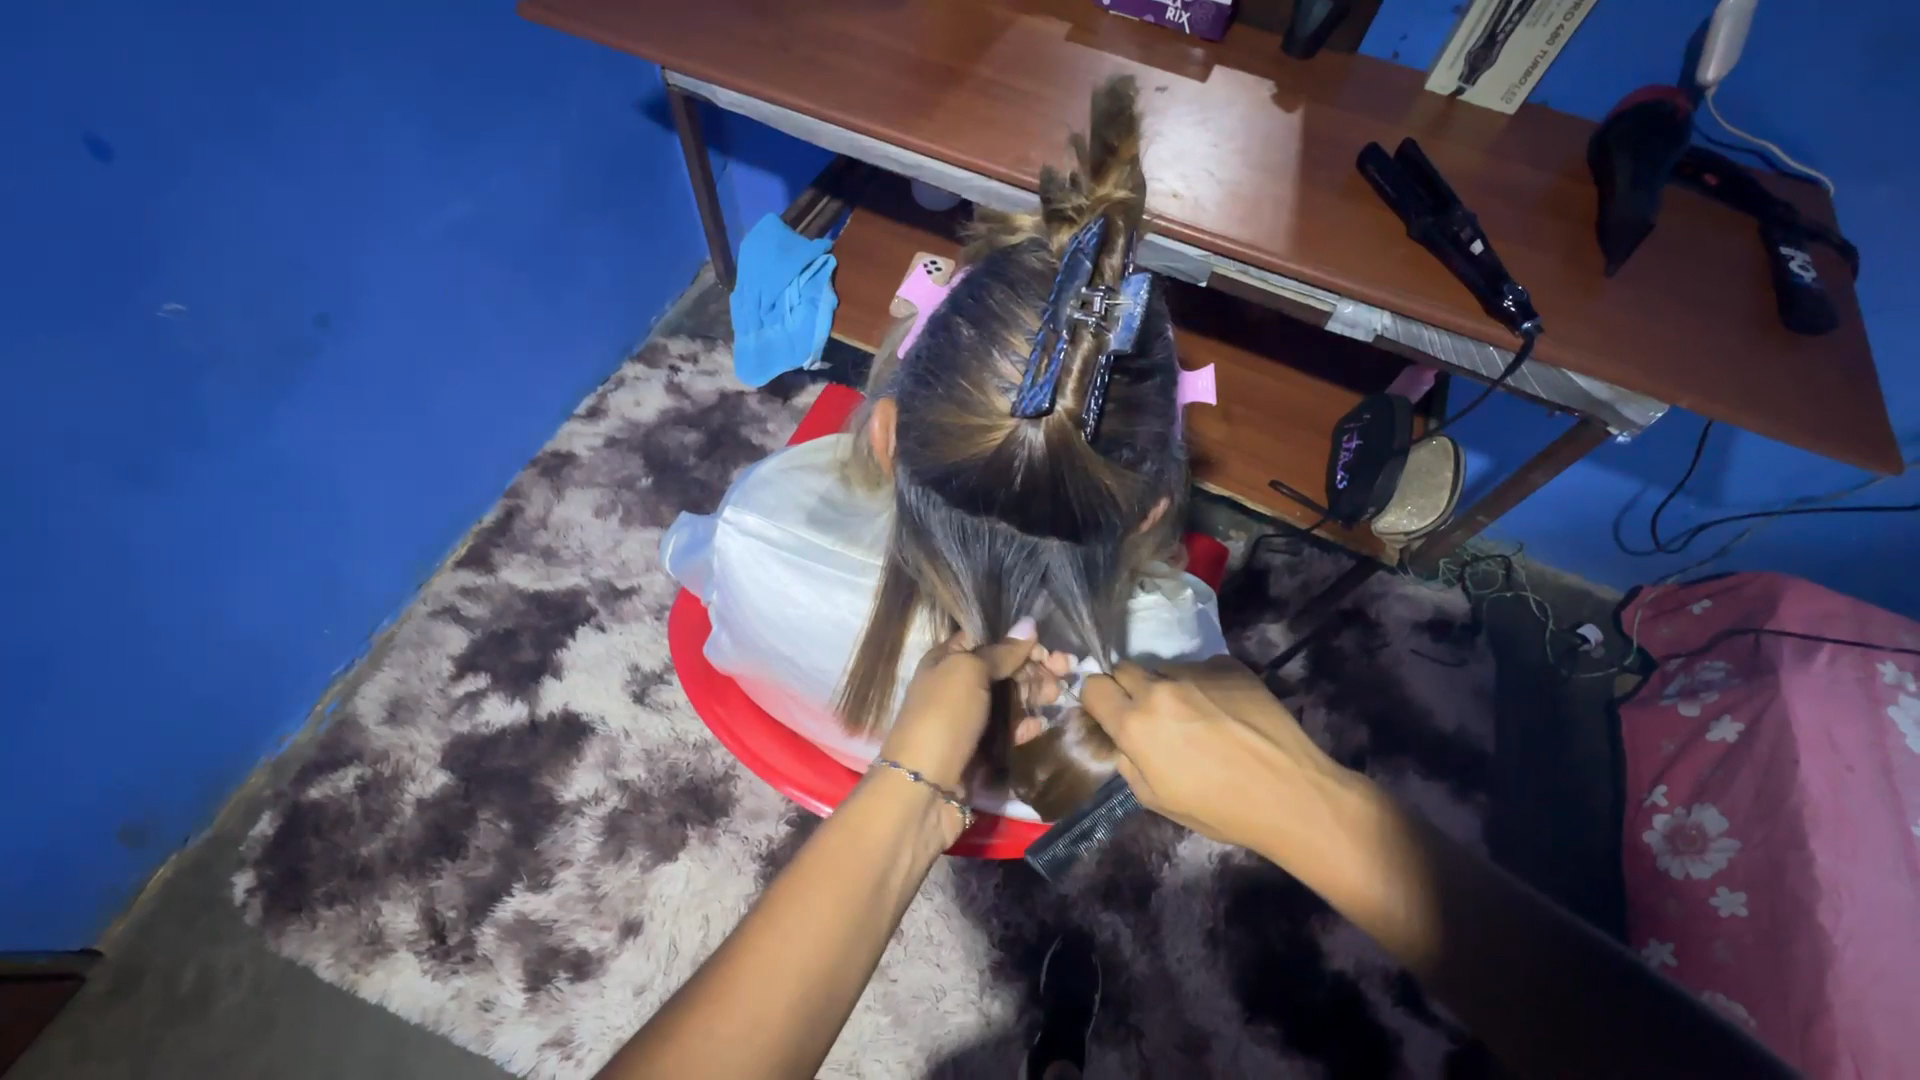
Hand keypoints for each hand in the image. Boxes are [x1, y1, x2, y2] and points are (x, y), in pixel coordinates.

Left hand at [878, 619, 1067, 790]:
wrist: (923, 788)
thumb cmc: (943, 718)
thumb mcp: (968, 672)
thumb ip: (1000, 651)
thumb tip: (1028, 624)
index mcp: (946, 660)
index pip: (987, 640)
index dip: (1017, 641)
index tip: (1046, 645)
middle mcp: (956, 686)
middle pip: (1002, 670)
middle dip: (1034, 667)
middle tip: (1066, 669)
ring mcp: (969, 720)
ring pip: (1008, 700)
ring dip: (1035, 694)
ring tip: (1058, 694)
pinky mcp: (980, 750)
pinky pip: (1008, 732)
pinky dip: (1025, 726)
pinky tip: (1041, 725)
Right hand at [1078, 656, 1356, 854]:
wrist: (1290, 793)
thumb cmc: (1220, 809)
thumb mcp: (1156, 800)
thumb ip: (1127, 762)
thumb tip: (1122, 740)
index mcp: (1135, 724)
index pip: (1092, 687)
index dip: (1098, 700)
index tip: (1110, 713)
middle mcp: (1159, 689)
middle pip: (1123, 669)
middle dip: (1128, 688)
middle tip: (1150, 715)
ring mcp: (1195, 672)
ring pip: (1163, 668)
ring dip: (1166, 686)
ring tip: (1194, 715)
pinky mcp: (1228, 665)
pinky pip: (1200, 667)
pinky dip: (1202, 684)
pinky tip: (1224, 710)